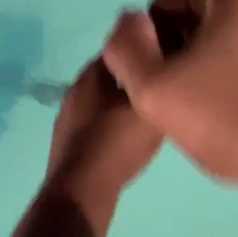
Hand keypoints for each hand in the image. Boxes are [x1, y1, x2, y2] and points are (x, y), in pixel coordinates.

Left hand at [44, 57, 165, 210]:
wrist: (80, 194)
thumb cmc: (118, 140)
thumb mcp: (150, 103)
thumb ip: (157, 76)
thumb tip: (168, 56)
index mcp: (93, 71)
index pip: (125, 42)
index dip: (149, 45)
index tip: (170, 56)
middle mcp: (76, 87)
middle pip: (115, 71)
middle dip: (138, 73)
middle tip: (164, 82)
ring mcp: (68, 116)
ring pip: (105, 96)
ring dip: (124, 98)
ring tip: (151, 108)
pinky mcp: (66, 141)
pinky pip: (97, 119)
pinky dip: (113, 120)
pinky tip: (129, 133)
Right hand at [102, 0, 237, 192]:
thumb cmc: (229, 116)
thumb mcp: (155, 87)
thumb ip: (126, 48)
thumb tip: (129, 21)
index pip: (165, 10)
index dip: (153, 52)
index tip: (167, 86)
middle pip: (194, 18)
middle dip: (180, 54)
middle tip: (186, 99)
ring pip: (218, 35)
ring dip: (203, 65)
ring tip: (209, 105)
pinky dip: (230, 70)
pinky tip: (232, 104)